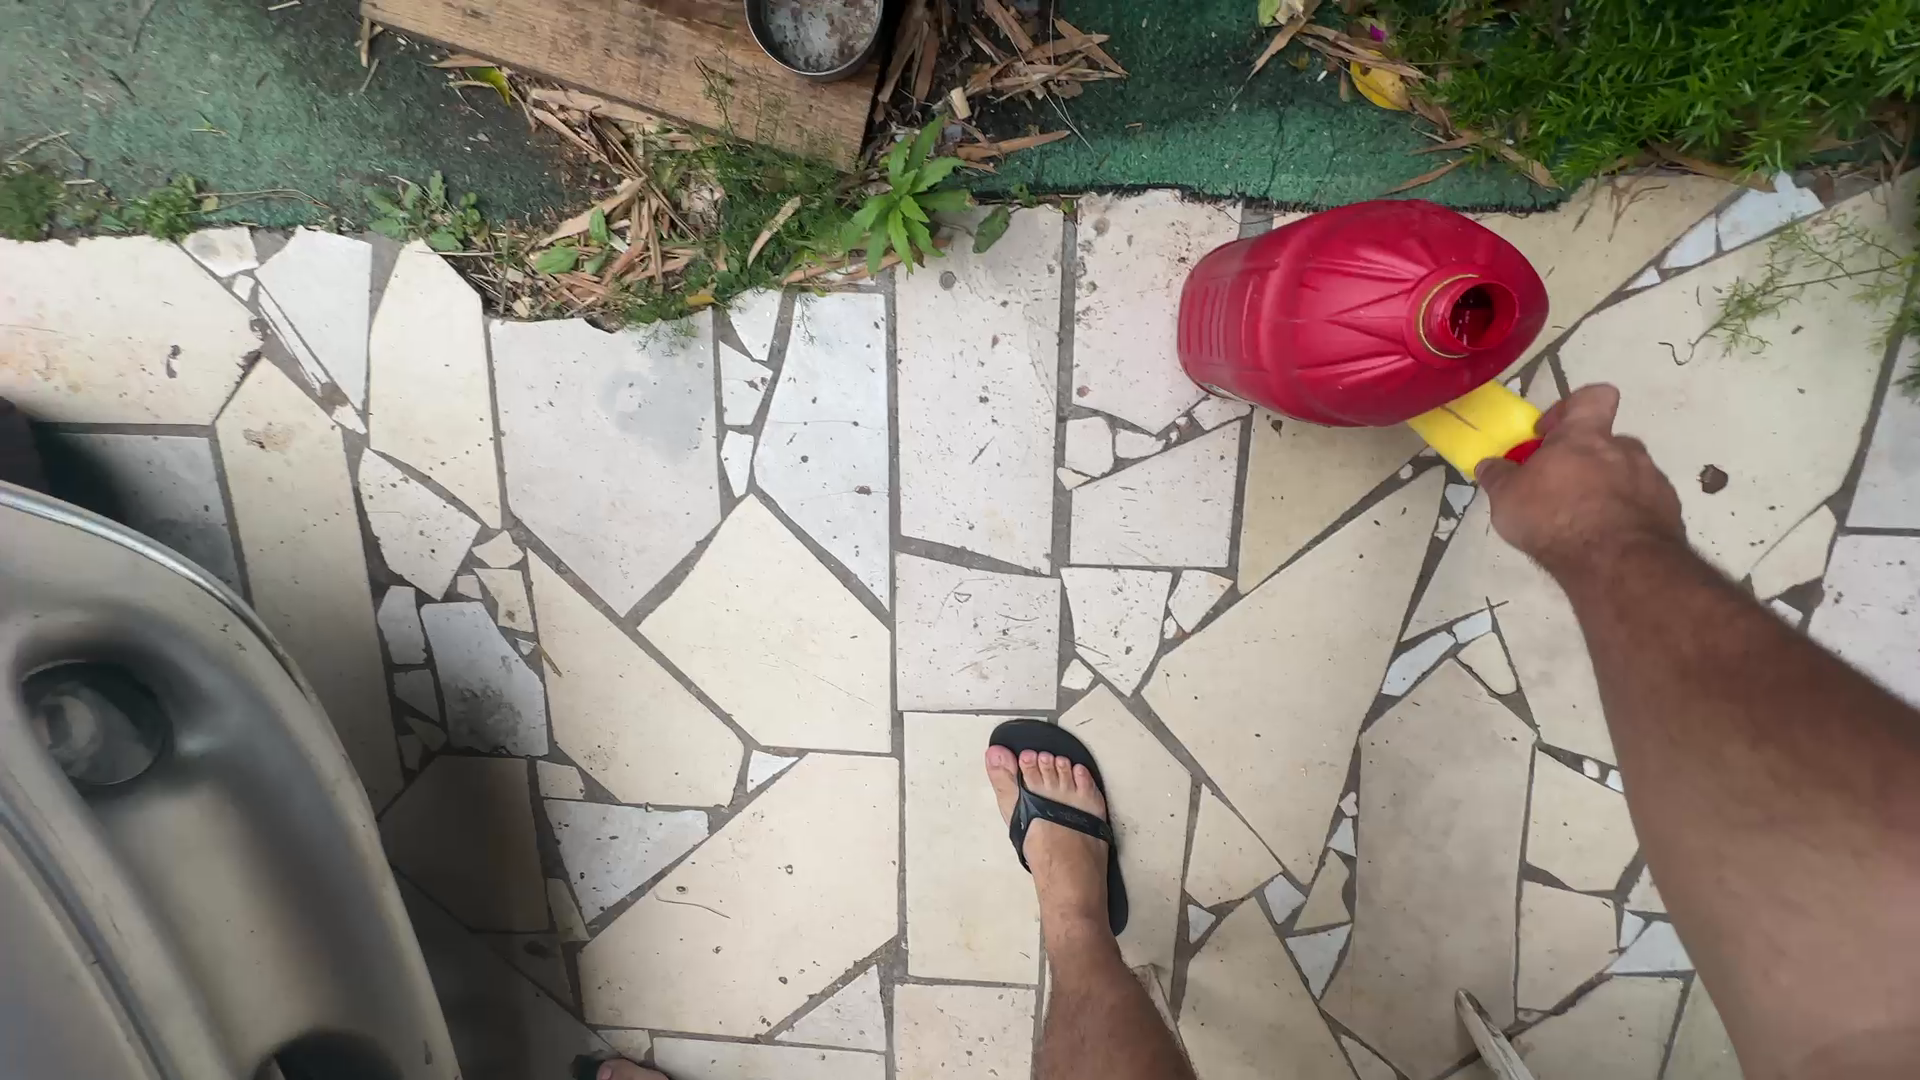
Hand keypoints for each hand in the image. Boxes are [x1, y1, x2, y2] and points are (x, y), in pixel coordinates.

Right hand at [1474, 383, 1685, 576]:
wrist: (1613, 560)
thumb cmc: (1551, 516)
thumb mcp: (1505, 497)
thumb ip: (1498, 476)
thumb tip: (1491, 464)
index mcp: (1583, 438)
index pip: (1592, 397)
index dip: (1571, 408)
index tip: (1548, 434)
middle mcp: (1623, 450)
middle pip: (1605, 441)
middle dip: (1583, 458)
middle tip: (1556, 484)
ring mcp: (1651, 479)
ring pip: (1625, 471)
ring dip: (1603, 485)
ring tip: (1578, 516)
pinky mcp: (1667, 509)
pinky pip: (1640, 500)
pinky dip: (1622, 511)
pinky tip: (1600, 534)